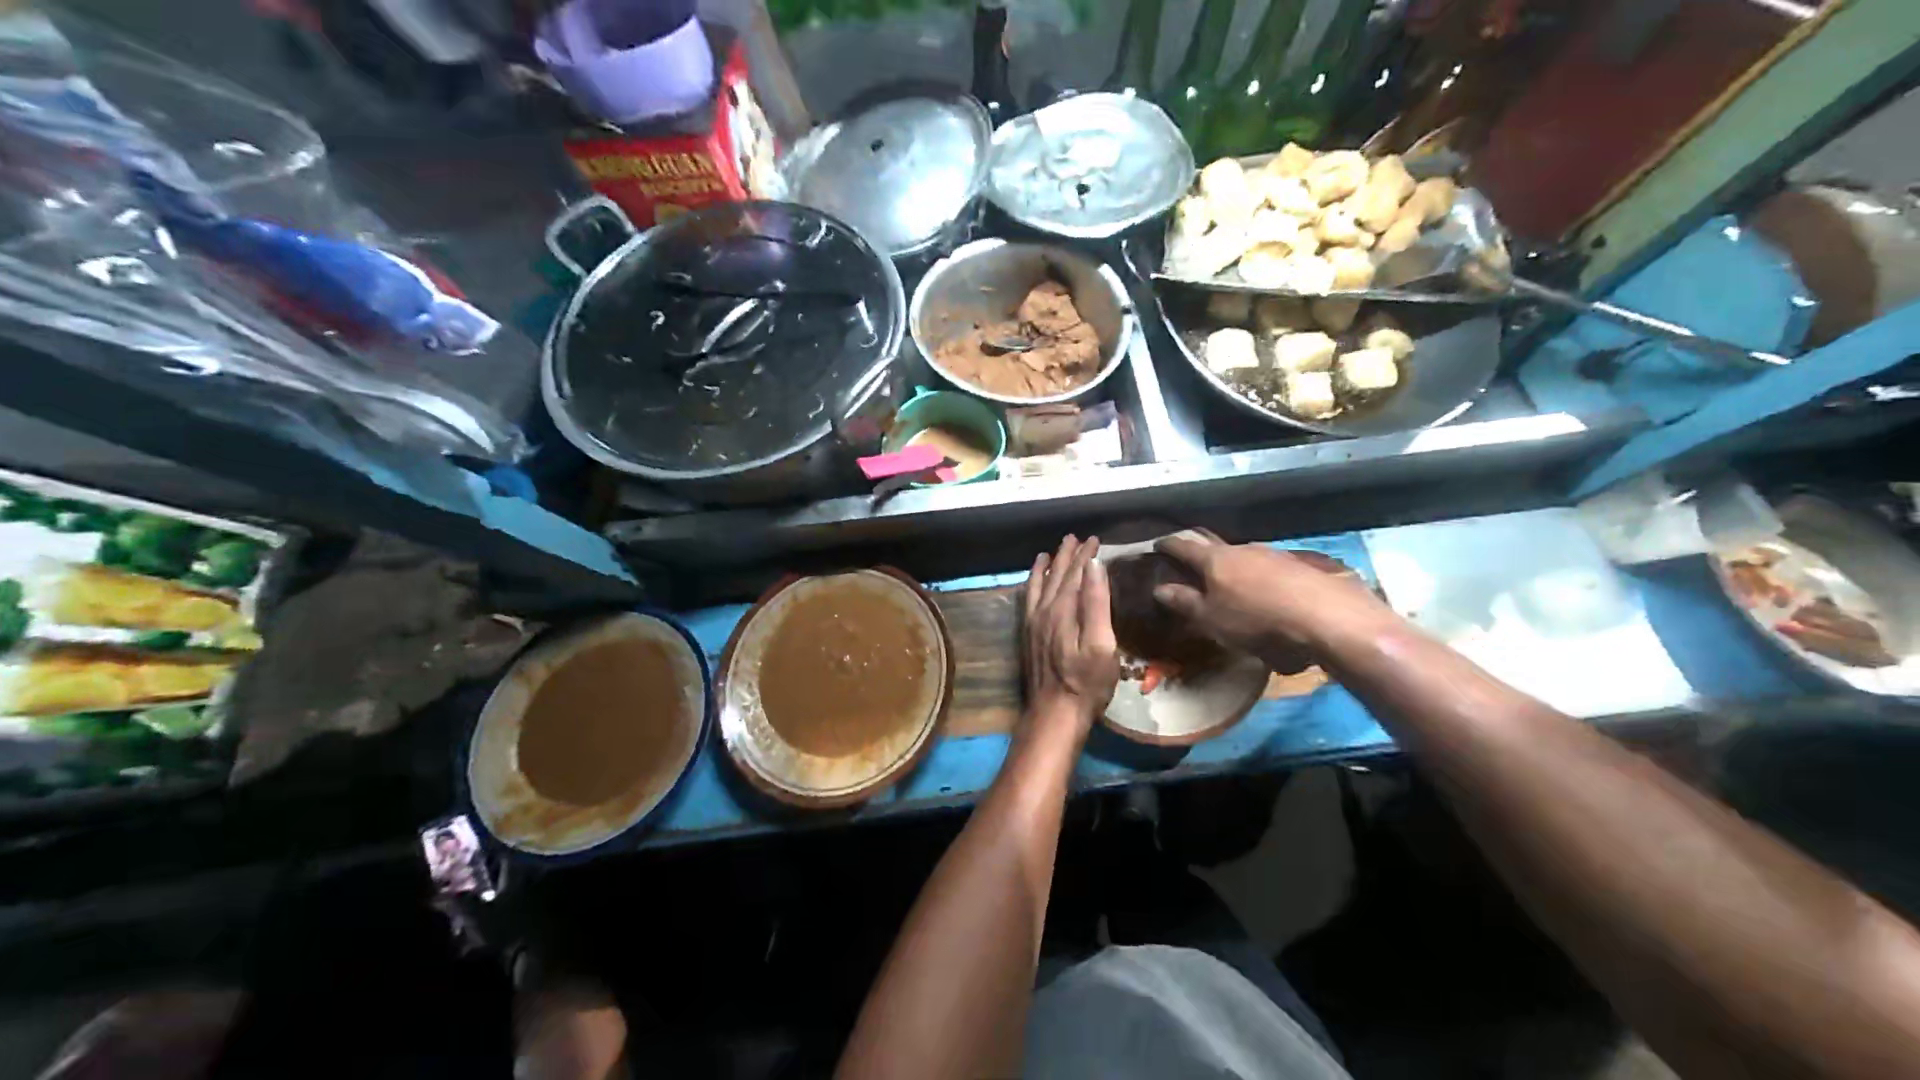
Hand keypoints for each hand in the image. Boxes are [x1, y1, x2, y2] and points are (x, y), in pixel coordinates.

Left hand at [1023, 535, 1119, 737]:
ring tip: (1049, 552)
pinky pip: (1028, 600)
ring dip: (1047, 567)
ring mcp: (1033, 624)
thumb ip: (1096, 603)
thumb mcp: (1102, 645)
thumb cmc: (1087, 684)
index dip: (1085, 556)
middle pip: (1056, 576)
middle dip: (1067, 555)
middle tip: (1074, 537)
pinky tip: (1033, 583)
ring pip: (1039, 586)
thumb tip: (1094, 565)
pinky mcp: (1028, 636)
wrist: (1054, 714)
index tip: (1095, 539)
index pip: (1076, 574)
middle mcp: (1044, 611)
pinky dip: (1032, 585)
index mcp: (1064, 611)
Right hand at [1152, 532, 1395, 667]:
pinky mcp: (1301, 565)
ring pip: (1244, 556)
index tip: (1158, 544)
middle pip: (1214, 545)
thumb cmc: (1258, 620)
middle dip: (1201, 550)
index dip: (1168, 545)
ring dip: (1233, 565)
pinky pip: (1270, 567)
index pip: (1183, 545)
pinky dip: (1260, 576)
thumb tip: (1160, 588)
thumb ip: (1185, 602)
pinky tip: (1266, 592)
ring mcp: (1274, 554)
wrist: (1328, 618)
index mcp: (1215, 560)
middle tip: (1190, 558)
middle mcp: (1243, 549)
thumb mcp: (1213, 619)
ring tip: (1230, 582)